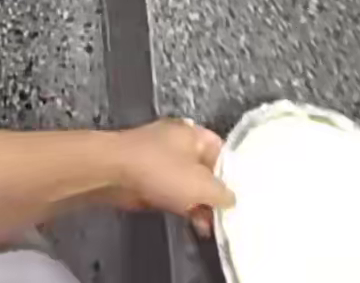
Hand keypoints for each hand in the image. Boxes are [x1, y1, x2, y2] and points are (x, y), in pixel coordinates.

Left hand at [105, 119, 233, 236]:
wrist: (115, 171)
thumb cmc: (160, 170)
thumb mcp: (201, 184)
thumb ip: (222, 192)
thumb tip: (232, 198)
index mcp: (194, 133)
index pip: (223, 150)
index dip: (234, 172)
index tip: (244, 195)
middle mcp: (181, 142)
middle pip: (208, 168)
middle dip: (218, 192)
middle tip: (229, 216)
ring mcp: (164, 159)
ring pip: (192, 183)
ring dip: (202, 204)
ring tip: (214, 226)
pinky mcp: (152, 176)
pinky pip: (176, 191)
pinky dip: (187, 206)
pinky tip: (197, 224)